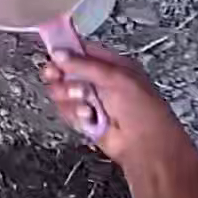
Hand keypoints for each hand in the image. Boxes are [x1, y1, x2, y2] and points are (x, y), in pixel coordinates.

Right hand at [39, 42, 193, 173]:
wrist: (145, 146)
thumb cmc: (144, 112)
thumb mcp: (116, 79)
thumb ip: (85, 64)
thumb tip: (60, 54)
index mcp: (112, 65)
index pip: (83, 50)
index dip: (66, 50)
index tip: (52, 51)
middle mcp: (101, 82)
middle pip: (67, 71)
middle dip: (60, 74)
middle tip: (55, 75)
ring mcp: (92, 101)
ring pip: (63, 91)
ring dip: (69, 95)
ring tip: (82, 99)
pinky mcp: (84, 119)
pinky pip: (66, 110)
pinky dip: (73, 113)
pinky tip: (87, 115)